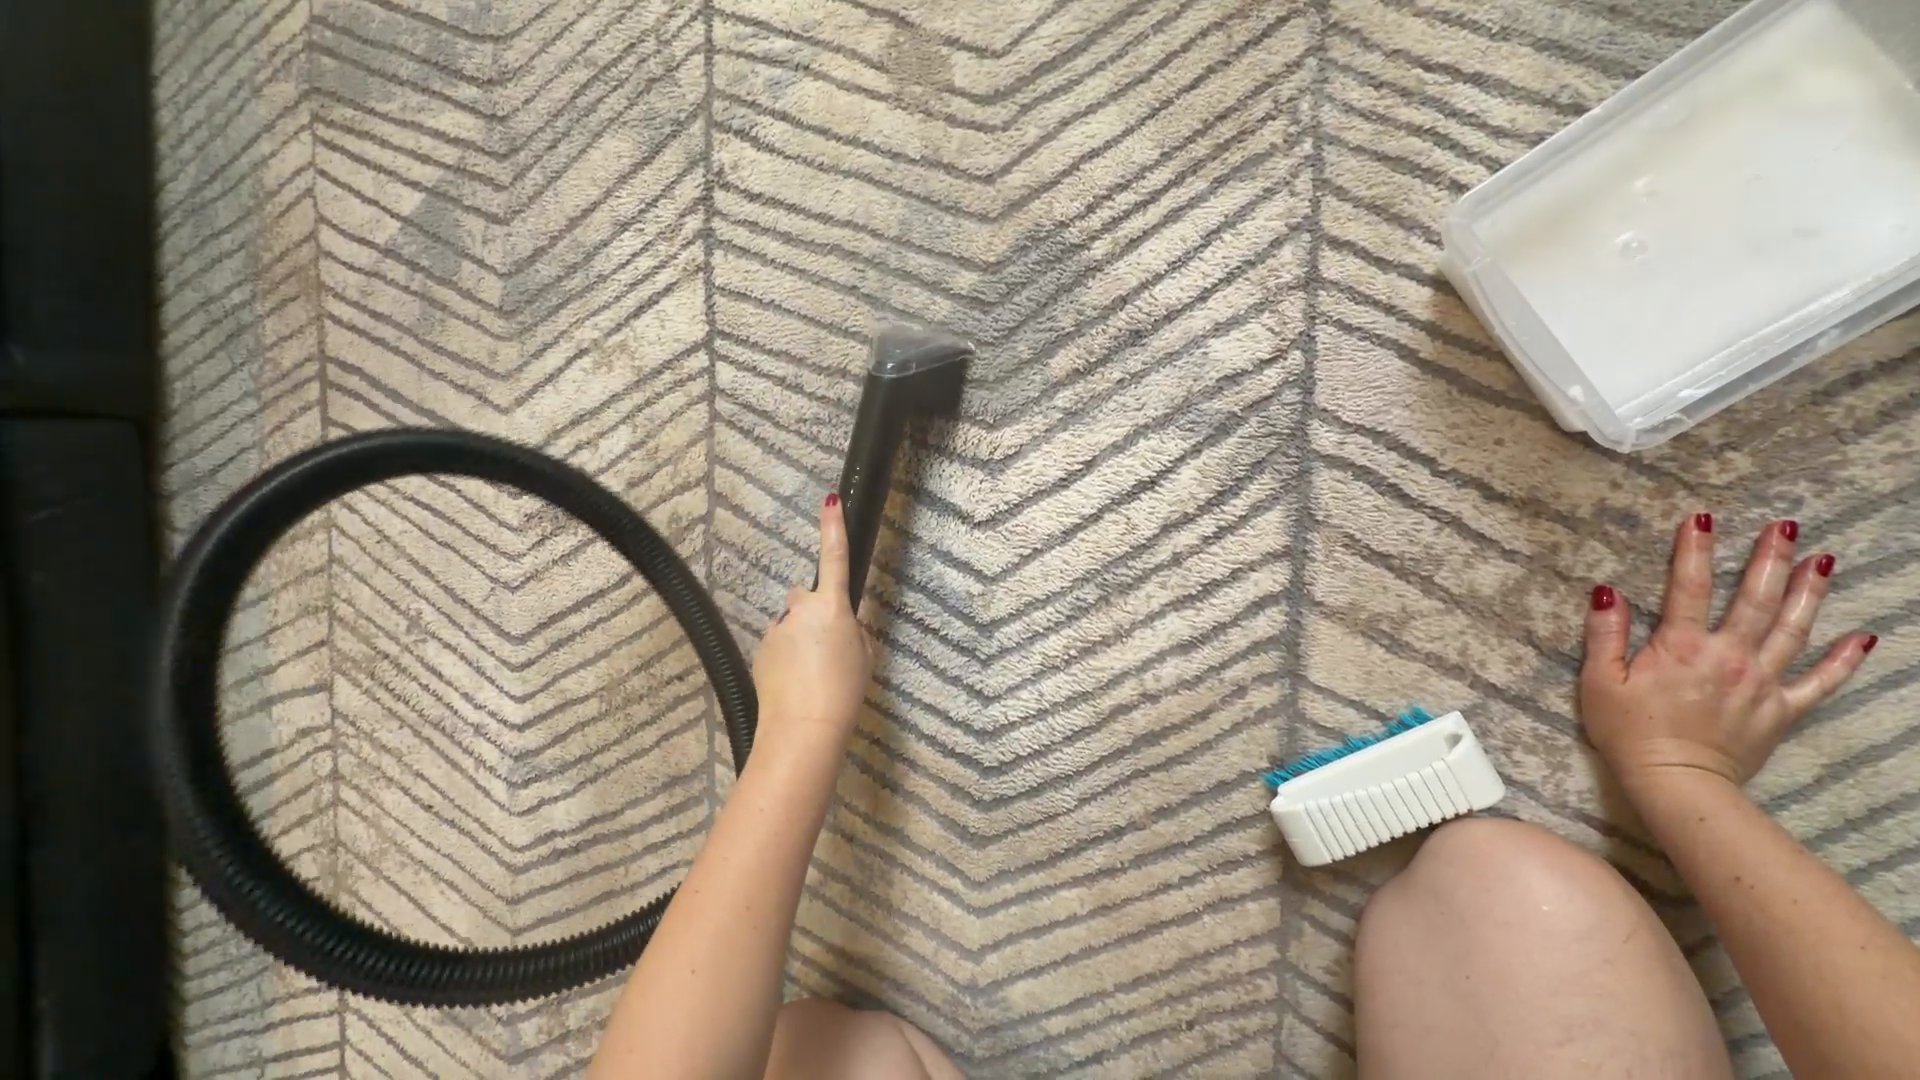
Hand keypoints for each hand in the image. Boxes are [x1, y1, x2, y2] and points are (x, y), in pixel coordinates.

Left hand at [751, 493, 873, 753]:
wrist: (802, 727)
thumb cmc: (843, 691)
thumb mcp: (865, 656)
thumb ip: (854, 630)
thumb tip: (840, 623)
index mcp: (832, 607)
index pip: (835, 557)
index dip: (833, 527)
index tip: (830, 499)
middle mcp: (800, 609)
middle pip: (807, 597)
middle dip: (816, 611)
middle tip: (829, 648)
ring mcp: (776, 629)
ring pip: (793, 624)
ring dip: (801, 639)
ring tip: (812, 675)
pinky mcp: (760, 650)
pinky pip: (779, 644)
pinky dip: (788, 658)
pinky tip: (796, 683)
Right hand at [1581, 514, 1876, 792]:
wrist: (1674, 781)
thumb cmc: (1626, 729)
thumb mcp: (1598, 680)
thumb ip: (1605, 634)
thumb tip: (1608, 592)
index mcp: (1681, 647)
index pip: (1688, 588)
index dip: (1693, 551)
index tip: (1701, 518)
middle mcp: (1729, 656)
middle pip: (1754, 600)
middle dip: (1769, 560)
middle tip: (1786, 527)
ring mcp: (1762, 682)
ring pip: (1792, 629)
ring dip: (1808, 593)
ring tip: (1823, 560)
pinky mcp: (1782, 709)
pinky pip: (1821, 681)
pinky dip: (1844, 660)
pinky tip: (1863, 638)